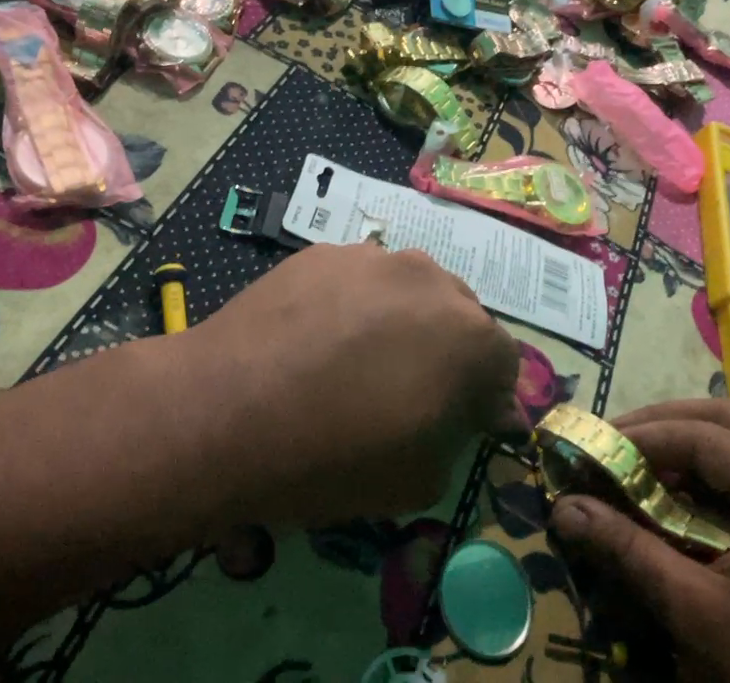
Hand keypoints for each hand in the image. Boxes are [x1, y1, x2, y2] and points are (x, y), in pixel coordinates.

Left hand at [181, 244, 523, 524]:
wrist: (226, 411)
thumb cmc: (333, 457)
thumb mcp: (420, 478)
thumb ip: (464, 434)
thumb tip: (482, 408)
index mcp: (470, 337)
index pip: (503, 363)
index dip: (485, 396)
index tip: (461, 421)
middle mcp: (430, 280)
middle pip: (457, 315)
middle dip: (445, 350)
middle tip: (406, 389)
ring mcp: (370, 258)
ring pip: (405, 290)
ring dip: (399, 320)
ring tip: (354, 359)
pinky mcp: (320, 252)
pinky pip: (355, 280)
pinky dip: (350, 305)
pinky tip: (313, 339)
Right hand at [550, 400, 729, 682]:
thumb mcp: (699, 616)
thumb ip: (629, 550)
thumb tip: (562, 508)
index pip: (709, 436)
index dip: (644, 436)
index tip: (594, 447)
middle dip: (668, 427)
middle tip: (615, 445)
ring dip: (698, 448)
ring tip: (644, 471)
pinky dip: (729, 480)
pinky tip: (693, 504)